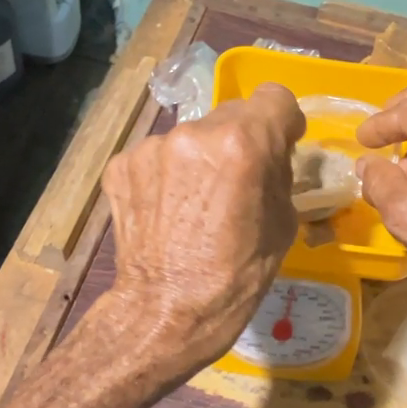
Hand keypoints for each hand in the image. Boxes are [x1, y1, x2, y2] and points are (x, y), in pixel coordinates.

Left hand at [98, 83, 305, 370]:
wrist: (166, 311)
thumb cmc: (237, 277)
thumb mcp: (284, 223)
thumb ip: (279, 173)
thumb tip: (271, 155)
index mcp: (243, 143)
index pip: (274, 96)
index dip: (282, 121)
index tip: (279, 146)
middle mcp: (194, 132)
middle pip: (230, 115)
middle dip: (239, 142)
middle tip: (235, 184)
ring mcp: (152, 147)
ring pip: (190, 137)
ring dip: (199, 160)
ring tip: (195, 206)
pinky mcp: (122, 165)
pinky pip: (158, 157)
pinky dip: (166, 177)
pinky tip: (167, 213)